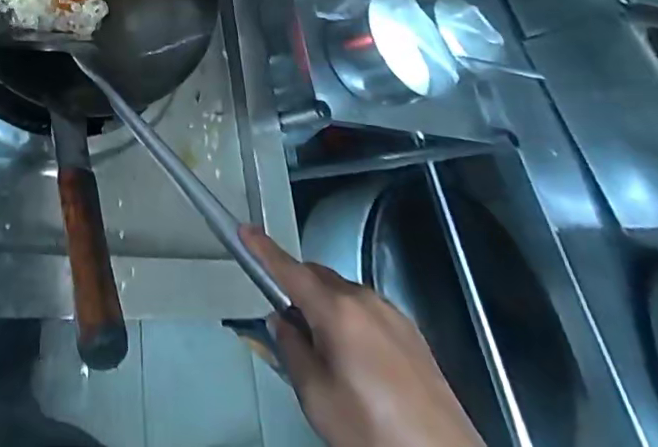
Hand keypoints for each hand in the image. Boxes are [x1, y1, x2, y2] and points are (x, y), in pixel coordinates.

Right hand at [242, 225, 481, 446]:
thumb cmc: (371, 430)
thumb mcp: (316, 397)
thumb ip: (291, 350)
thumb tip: (282, 322)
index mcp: (337, 311)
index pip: (290, 270)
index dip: (264, 249)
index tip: (246, 230)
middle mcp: (365, 300)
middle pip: (317, 277)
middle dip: (296, 287)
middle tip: (284, 324)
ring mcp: (392, 314)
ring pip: (343, 293)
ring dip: (323, 306)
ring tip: (322, 352)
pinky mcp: (411, 333)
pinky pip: (367, 310)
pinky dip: (349, 318)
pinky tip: (355, 360)